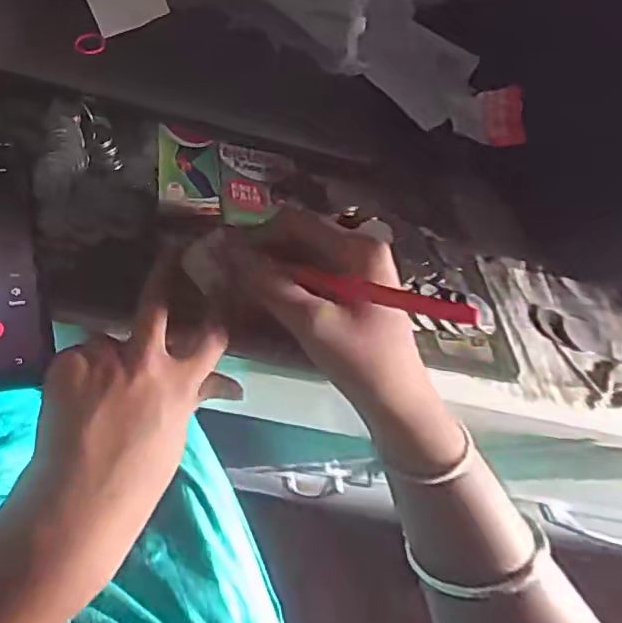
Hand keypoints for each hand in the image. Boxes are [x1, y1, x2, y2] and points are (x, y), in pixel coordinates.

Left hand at [30, 252, 230, 516]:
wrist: (79, 496)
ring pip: (103, 342)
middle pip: (156, 304)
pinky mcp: (67, 359)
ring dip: (101, 361)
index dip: (220, 304)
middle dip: (166, 271)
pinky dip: (75, 375)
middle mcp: (143, 361)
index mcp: (178, 384)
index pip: (210, 335)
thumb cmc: (137, 477)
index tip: (224, 277)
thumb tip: (230, 386)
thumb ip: (192, 396)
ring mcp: (103, 358)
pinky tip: (71, 405)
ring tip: (90, 401)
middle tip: (172, 247)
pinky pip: (76, 358)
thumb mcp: (174, 433)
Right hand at [219, 206, 429, 411]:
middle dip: (260, 250)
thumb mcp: (309, 320)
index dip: (255, 233)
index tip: (224, 251)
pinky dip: (283, 279)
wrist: (397, 401)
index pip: (293, 221)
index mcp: (358, 246)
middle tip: (225, 268)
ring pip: (299, 253)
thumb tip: (226, 251)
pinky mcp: (351, 287)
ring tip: (236, 281)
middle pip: (296, 235)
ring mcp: (357, 268)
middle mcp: (360, 247)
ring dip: (268, 265)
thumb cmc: (360, 359)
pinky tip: (261, 295)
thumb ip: (267, 283)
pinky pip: (308, 271)